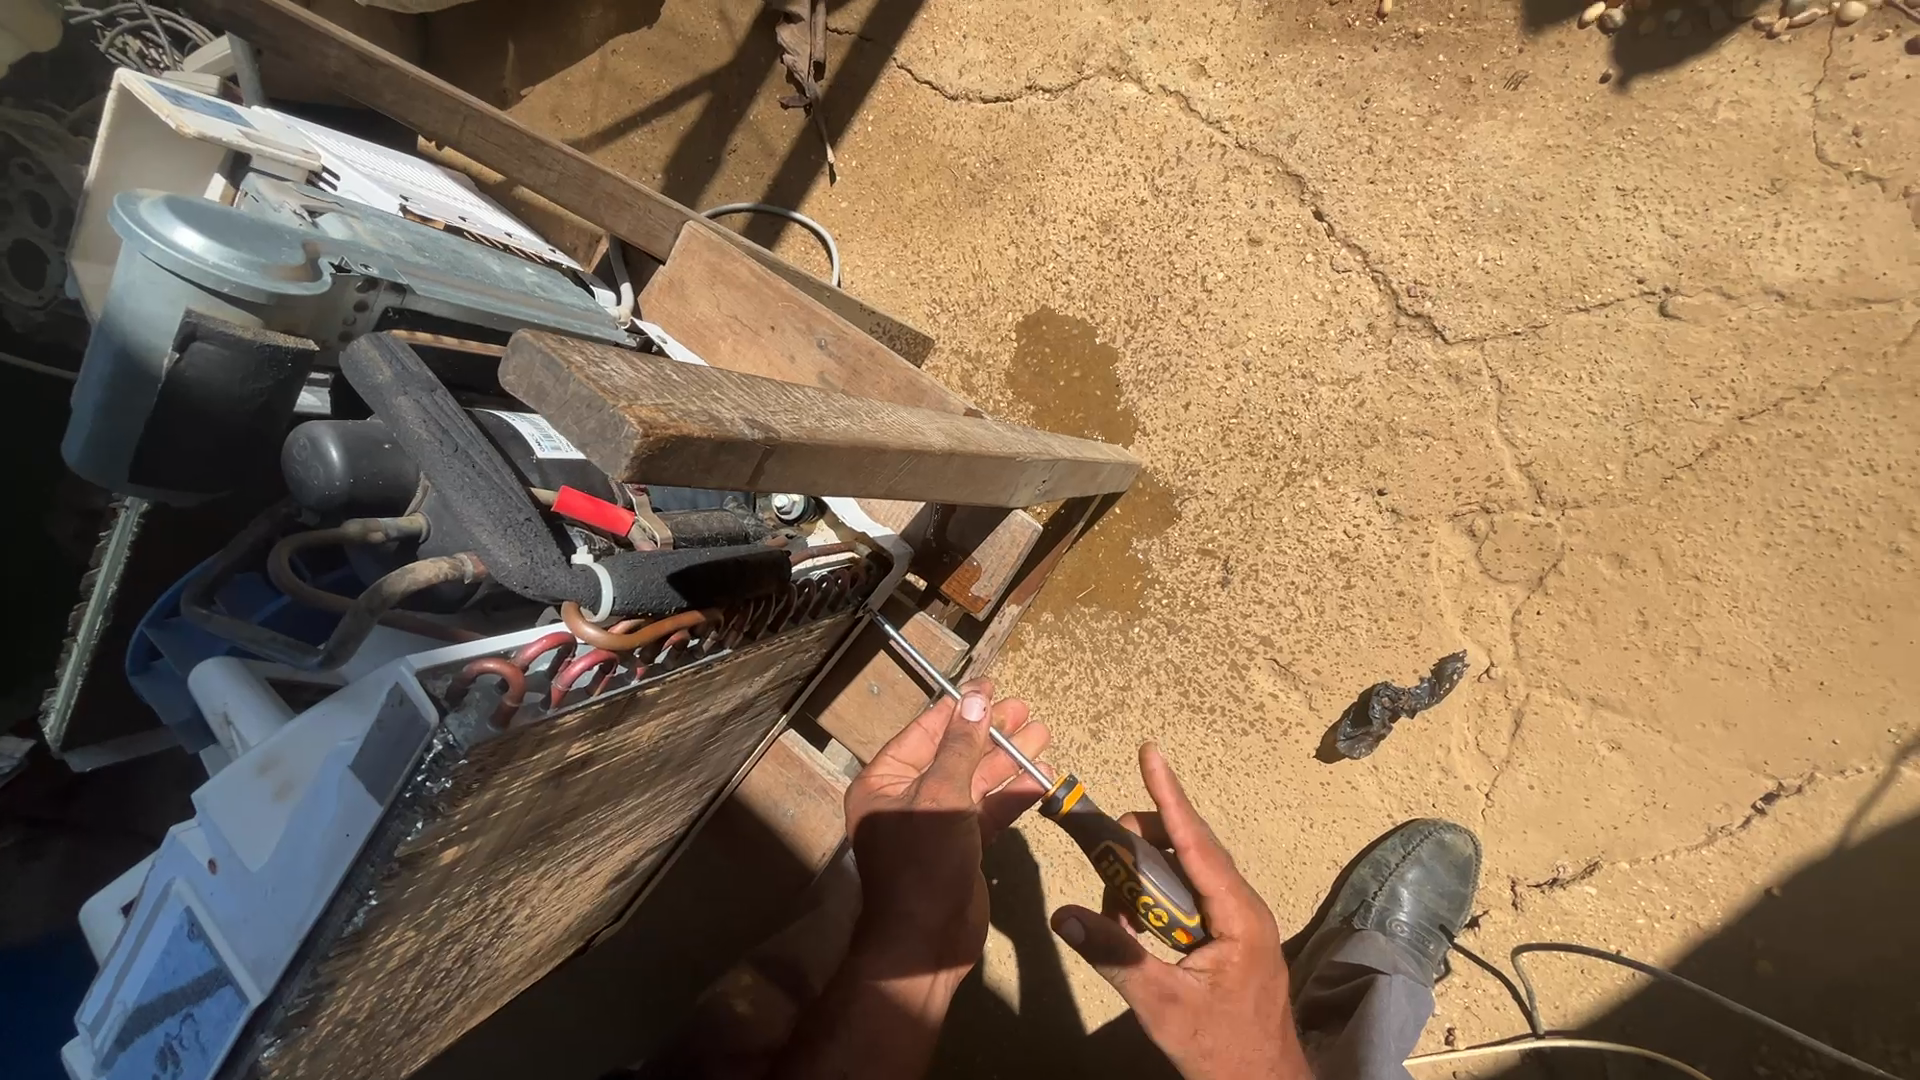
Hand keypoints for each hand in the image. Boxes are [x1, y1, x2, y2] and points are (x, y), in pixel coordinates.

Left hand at [844, 678, 1050, 979]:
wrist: (926, 944)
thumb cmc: (922, 861)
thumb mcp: (941, 795)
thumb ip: (961, 746)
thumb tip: (976, 697)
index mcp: (886, 780)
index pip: (925, 732)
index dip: (960, 707)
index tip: (990, 686)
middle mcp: (908, 796)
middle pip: (955, 753)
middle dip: (991, 732)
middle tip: (1025, 710)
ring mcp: (937, 823)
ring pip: (976, 781)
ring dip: (1008, 760)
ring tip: (1042, 733)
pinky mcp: (962, 846)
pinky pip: (988, 811)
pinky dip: (1012, 795)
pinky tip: (1040, 777)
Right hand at [1049, 743, 1311, 1079]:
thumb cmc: (1224, 1050)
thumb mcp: (1163, 1007)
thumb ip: (1114, 956)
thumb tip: (1062, 915)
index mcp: (1237, 914)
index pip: (1196, 841)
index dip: (1169, 795)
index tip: (1150, 753)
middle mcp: (1241, 904)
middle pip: (1186, 845)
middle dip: (1141, 843)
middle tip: (1106, 865)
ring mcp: (1237, 916)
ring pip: (1184, 866)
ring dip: (1144, 875)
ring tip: (1118, 912)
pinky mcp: (1227, 930)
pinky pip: (1186, 891)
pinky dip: (1154, 896)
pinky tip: (1136, 926)